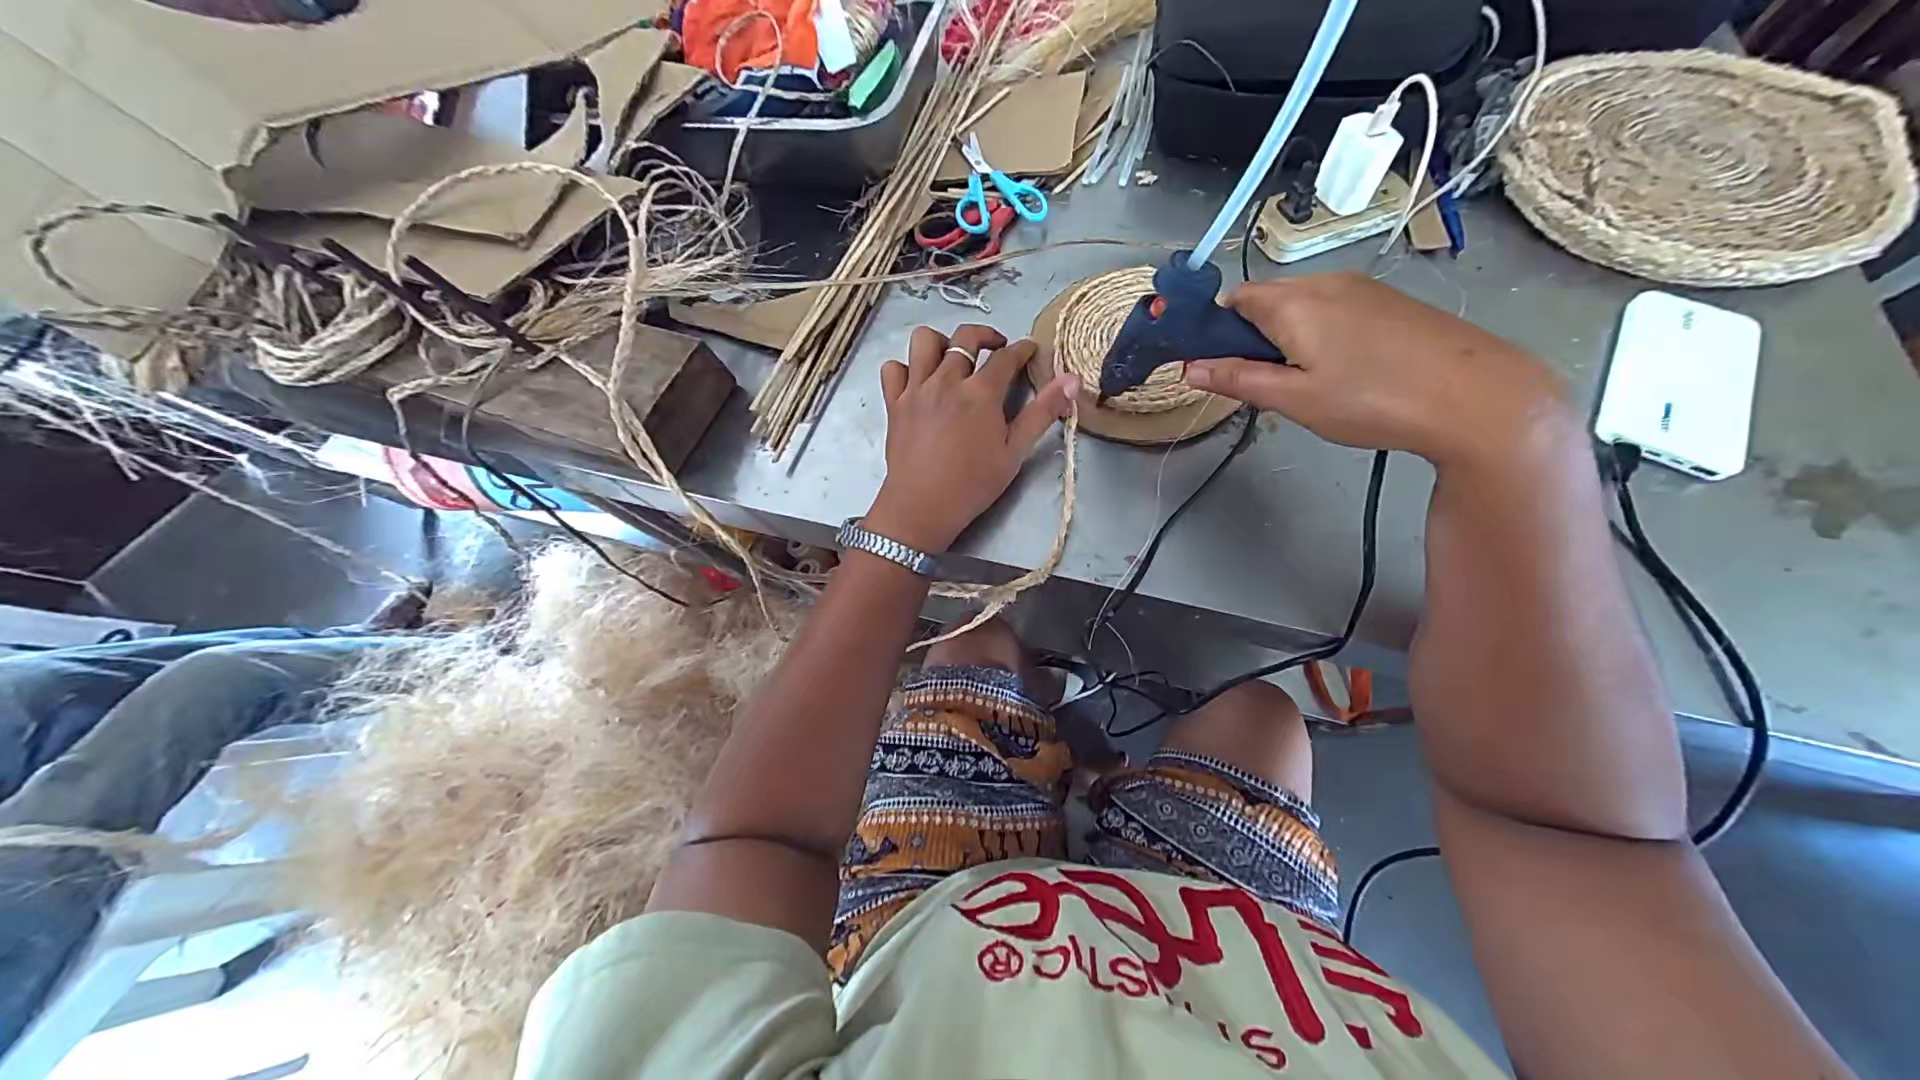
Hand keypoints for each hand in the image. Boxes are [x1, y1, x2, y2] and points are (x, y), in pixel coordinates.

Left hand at [865, 324, 1078, 552]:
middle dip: (986, 335)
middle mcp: (947, 381)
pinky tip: (918, 380)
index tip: (1029, 351)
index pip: (1006, 356)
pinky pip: (893, 368)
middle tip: (996, 348)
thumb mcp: (1014, 451)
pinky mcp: (894, 403)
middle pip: (965, 337)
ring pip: (924, 341)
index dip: (1022, 349)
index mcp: (981, 393)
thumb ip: (1042, 413)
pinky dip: (905, 367)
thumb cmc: (972, 484)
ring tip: (953, 359)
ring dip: (942, 342)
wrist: (922, 506)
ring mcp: (916, 389)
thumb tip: (1071, 380)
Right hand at [1181, 273, 1576, 466]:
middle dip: (1248, 335)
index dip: (1213, 329)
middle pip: (1266, 300)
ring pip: (1300, 305)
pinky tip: (1338, 370)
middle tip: (1259, 382)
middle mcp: (1325, 284)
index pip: (1233, 300)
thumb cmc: (1374, 400)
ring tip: (1300, 382)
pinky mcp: (1389, 302)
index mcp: (1294, 303)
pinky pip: (1332, 309)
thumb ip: (1239, 379)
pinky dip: (1317, 333)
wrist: (1476, 396)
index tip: (1211, 363)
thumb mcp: (1295, 399)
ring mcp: (1362, 289)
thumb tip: (1190, 368)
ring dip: (1283, 336)